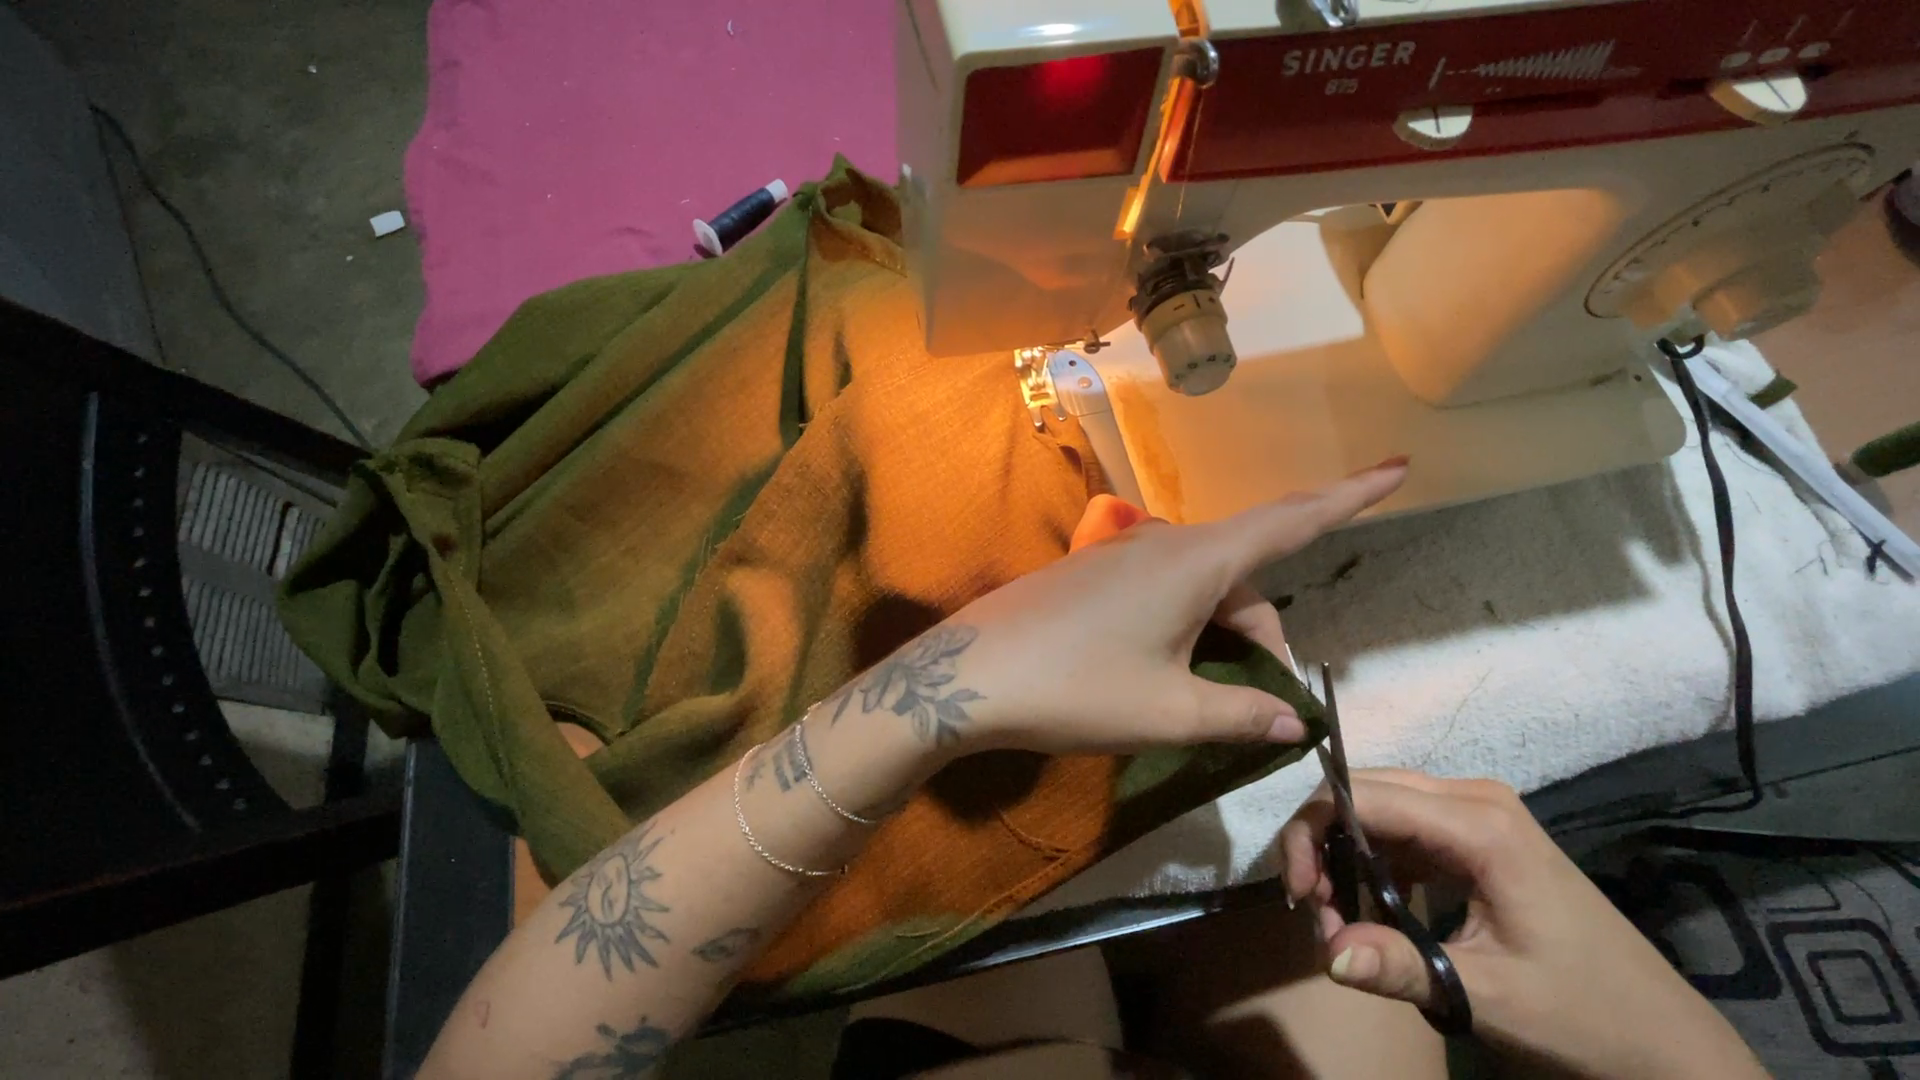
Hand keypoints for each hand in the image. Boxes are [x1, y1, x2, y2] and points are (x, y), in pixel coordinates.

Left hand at [885, 457, 1406, 756]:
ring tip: (1196, 700)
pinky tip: (1157, 673)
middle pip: (1244, 577)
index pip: (1292, 521)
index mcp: (1195, 561)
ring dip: (1218, 638)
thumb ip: (1243, 712)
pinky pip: (1160, 591)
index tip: (1398, 467)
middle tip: (1254, 705)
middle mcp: (1162, 543)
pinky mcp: (1091, 574)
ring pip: (1200, 588)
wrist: (966, 678)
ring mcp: (1120, 555)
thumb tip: (1294, 720)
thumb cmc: (1074, 690)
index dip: (1351, 497)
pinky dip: (1181, 628)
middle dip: (1261, 636)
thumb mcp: (1169, 711)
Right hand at [1279, 770, 1768, 1078]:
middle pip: (1363, 793)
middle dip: (1319, 843)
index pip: (1361, 797)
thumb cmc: (1584, 1013)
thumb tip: (1327, 955)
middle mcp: (1472, 798)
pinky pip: (1399, 827)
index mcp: (1480, 824)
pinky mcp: (1474, 834)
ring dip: (1340, 853)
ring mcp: (1475, 812)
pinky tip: (1366, 907)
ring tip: (1335, 916)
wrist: (1663, 1039)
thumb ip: (1403, 968)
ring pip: (1375, 807)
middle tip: (1312, 909)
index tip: (1298, 895)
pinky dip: (1367, 860)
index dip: (1311, 834)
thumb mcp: (1489, 996)